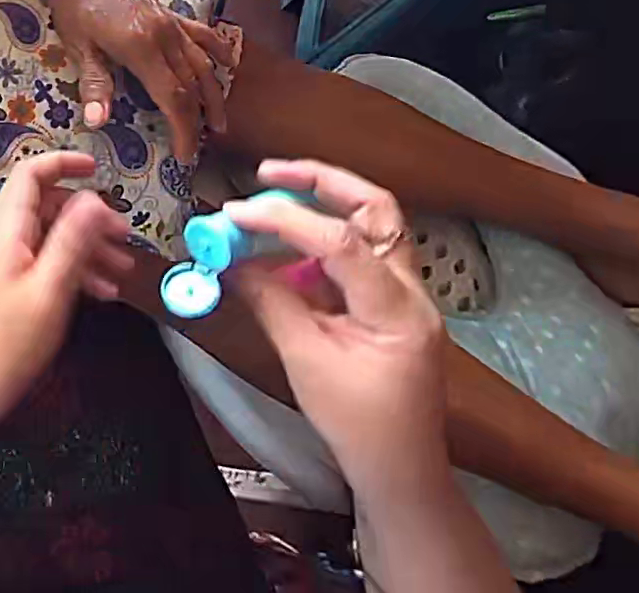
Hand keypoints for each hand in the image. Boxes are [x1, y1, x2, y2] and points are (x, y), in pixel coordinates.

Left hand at [0, 152, 133, 476]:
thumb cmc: (6, 344)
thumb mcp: (49, 291)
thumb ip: (72, 241)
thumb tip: (94, 199)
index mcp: (6, 228)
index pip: (31, 174)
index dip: (64, 163)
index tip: (99, 169)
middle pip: (45, 206)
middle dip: (87, 218)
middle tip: (125, 241)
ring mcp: (0, 259)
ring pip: (47, 236)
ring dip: (85, 248)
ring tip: (122, 273)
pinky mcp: (3, 281)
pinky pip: (40, 260)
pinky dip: (70, 269)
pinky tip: (99, 294)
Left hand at [42, 0, 234, 157]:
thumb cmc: (75, 5)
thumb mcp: (78, 46)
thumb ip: (94, 84)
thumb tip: (98, 122)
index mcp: (143, 49)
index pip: (174, 97)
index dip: (183, 128)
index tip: (185, 153)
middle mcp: (166, 37)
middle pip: (193, 85)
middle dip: (199, 119)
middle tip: (202, 146)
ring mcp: (171, 24)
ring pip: (203, 64)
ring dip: (213, 93)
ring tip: (219, 121)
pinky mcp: (169, 14)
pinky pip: (202, 35)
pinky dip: (217, 52)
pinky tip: (227, 64)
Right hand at [226, 160, 446, 488]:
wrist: (398, 466)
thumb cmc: (357, 422)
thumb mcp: (303, 358)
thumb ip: (269, 298)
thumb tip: (231, 259)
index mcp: (398, 311)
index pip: (341, 241)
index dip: (282, 219)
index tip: (232, 214)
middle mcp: (408, 290)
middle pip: (375, 209)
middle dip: (319, 180)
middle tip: (265, 173)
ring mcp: (398, 292)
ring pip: (364, 223)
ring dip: (311, 206)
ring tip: (257, 209)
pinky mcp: (380, 298)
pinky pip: (344, 252)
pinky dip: (305, 241)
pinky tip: (270, 251)